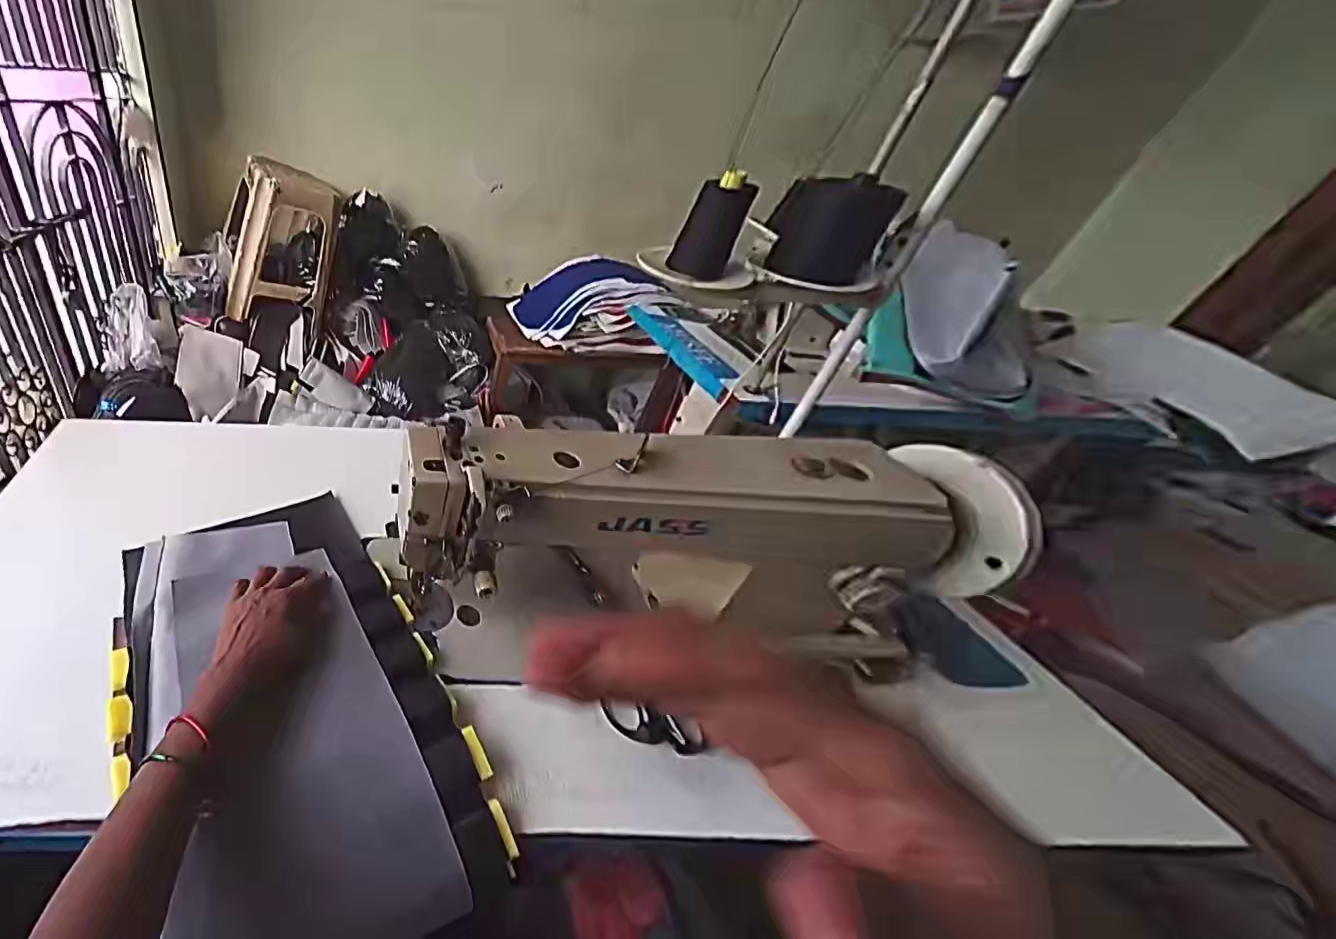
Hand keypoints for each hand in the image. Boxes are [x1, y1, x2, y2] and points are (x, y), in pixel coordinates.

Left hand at [183, 566, 328, 747]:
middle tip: (305, 575)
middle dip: (299, 572)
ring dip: (275, 572)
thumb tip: (318, 610)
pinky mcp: (233, 605)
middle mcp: (270, 592)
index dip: (319, 582)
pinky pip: (241, 585)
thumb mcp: (303, 644)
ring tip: (280, 575)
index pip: (310, 585)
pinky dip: (249, 582)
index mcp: (290, 600)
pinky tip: (251, 587)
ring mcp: (249, 596)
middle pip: (287, 573)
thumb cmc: (272, 661)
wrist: (238, 672)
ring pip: (264, 573)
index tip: (324, 580)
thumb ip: (312, 622)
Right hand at [526, 612, 1050, 938]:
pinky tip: (609, 678)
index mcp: (876, 763)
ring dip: (622, 651)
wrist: (1001, 927)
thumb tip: (805, 871)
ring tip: (560, 657)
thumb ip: (874, 912)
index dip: (657, 658)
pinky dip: (646, 678)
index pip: (747, 679)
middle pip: (710, 651)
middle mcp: (836, 729)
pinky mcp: (790, 750)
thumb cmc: (977, 923)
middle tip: (550, 652)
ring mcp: (811, 733)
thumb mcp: (948, 936)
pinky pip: (704, 690)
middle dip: (620, 642)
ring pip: (699, 659)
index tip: (589, 661)